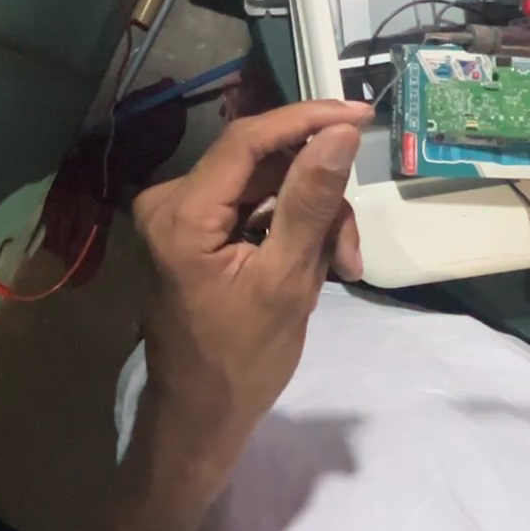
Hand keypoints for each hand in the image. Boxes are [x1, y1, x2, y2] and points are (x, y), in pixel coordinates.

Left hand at [131, 100, 368, 450]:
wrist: (199, 416)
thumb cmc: (241, 361)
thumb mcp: (287, 280)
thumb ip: (311, 202)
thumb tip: (339, 132)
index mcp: (181, 212)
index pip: (247, 140)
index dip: (305, 120)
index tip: (359, 114)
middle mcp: (170, 199)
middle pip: (260, 166)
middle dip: (316, 196)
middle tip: (351, 246)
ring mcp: (178, 213)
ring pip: (263, 186)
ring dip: (309, 218)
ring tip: (340, 266)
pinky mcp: (192, 227)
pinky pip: (251, 206)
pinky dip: (289, 227)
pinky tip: (317, 263)